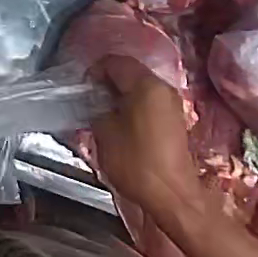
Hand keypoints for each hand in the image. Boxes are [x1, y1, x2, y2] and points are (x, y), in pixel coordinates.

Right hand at [90, 57, 203, 224]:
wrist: (172, 194)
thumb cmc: (136, 162)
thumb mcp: (105, 134)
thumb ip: (96, 109)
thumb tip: (94, 101)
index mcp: (146, 85)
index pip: (116, 62)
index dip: (95, 71)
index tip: (83, 89)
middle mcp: (163, 87)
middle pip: (130, 72)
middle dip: (108, 82)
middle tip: (90, 101)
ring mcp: (172, 102)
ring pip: (141, 87)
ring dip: (120, 95)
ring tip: (103, 114)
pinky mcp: (175, 118)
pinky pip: (150, 101)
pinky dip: (134, 105)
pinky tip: (121, 124)